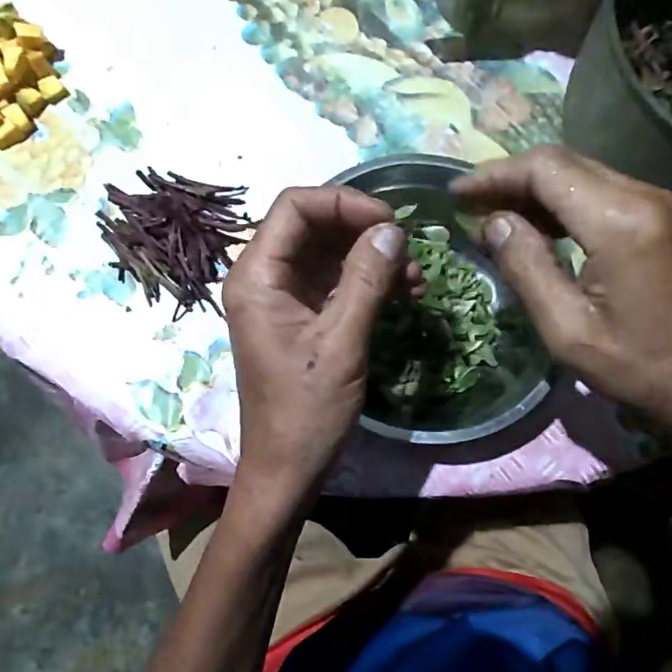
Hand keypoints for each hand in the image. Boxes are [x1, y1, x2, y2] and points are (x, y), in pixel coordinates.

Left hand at [223, 187, 411, 501]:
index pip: (295, 206)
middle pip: (313, 226)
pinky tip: (404, 294)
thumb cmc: (306, 410)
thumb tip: (393, 229)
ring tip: (415, 280)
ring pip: (329, 253)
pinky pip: (334, 282)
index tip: (390, 221)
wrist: (287, 468)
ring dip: (372, 258)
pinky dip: (367, 282)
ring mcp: (281, 298)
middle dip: (364, 231)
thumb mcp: (342, 342)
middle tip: (409, 252)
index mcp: (257, 276)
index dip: (344, 203)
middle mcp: (263, 278)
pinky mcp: (300, 317)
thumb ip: (367, 280)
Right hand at [451, 147, 671, 446]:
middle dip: (510, 178)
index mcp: (620, 223)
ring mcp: (659, 203)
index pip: (547, 170)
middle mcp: (645, 197)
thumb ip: (526, 267)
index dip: (495, 175)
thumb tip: (493, 223)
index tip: (456, 193)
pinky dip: (560, 201)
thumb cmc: (635, 365)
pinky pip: (600, 191)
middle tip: (468, 204)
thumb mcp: (565, 328)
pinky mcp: (662, 217)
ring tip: (491, 215)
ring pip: (581, 173)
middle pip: (564, 163)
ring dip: (533, 188)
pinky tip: (534, 225)